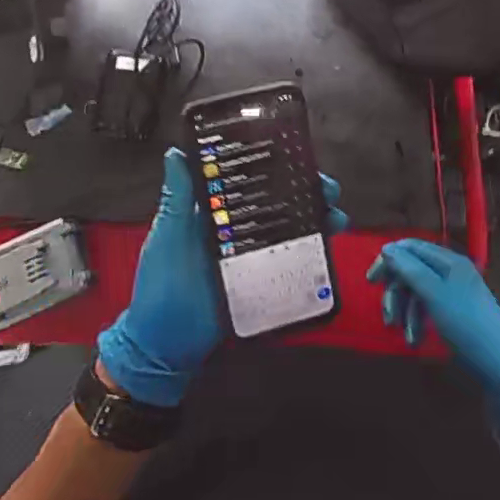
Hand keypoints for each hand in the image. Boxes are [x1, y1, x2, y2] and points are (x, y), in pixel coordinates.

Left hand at [99, 147, 346, 406]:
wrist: (167, 347)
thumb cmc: (162, 286)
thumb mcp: (168, 238)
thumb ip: (177, 198)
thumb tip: (175, 152)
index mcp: (218, 211)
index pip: (254, 180)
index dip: (279, 168)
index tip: (301, 159)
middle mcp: (241, 227)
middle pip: (282, 202)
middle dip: (310, 192)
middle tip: (328, 192)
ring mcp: (256, 254)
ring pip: (295, 228)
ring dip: (320, 219)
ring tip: (336, 218)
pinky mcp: (267, 279)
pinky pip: (296, 260)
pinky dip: (315, 250)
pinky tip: (329, 244)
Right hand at [366, 239, 499, 483]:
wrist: (499, 365)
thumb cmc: (466, 326)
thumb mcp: (434, 295)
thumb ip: (410, 269)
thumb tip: (387, 248)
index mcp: (450, 261)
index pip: (412, 247)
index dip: (389, 261)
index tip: (370, 282)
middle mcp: (452, 271)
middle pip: (413, 271)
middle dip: (397, 293)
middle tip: (387, 317)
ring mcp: (455, 293)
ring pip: (418, 292)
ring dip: (407, 312)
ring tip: (405, 336)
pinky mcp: (455, 313)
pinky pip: (429, 309)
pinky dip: (418, 322)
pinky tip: (415, 341)